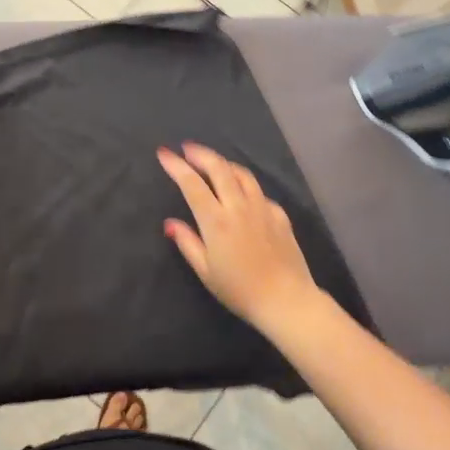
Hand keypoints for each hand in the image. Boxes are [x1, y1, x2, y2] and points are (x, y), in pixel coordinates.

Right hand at [158, 143, 334, 337]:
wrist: (286, 300)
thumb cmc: (239, 290)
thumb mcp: (206, 271)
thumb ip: (188, 243)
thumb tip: (171, 224)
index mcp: (216, 221)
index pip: (192, 183)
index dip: (176, 166)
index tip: (164, 153)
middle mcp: (239, 207)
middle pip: (219, 168)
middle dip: (201, 154)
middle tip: (187, 149)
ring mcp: (262, 208)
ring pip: (242, 174)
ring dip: (224, 163)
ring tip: (213, 163)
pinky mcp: (279, 215)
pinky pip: (258, 192)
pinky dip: (245, 186)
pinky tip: (241, 194)